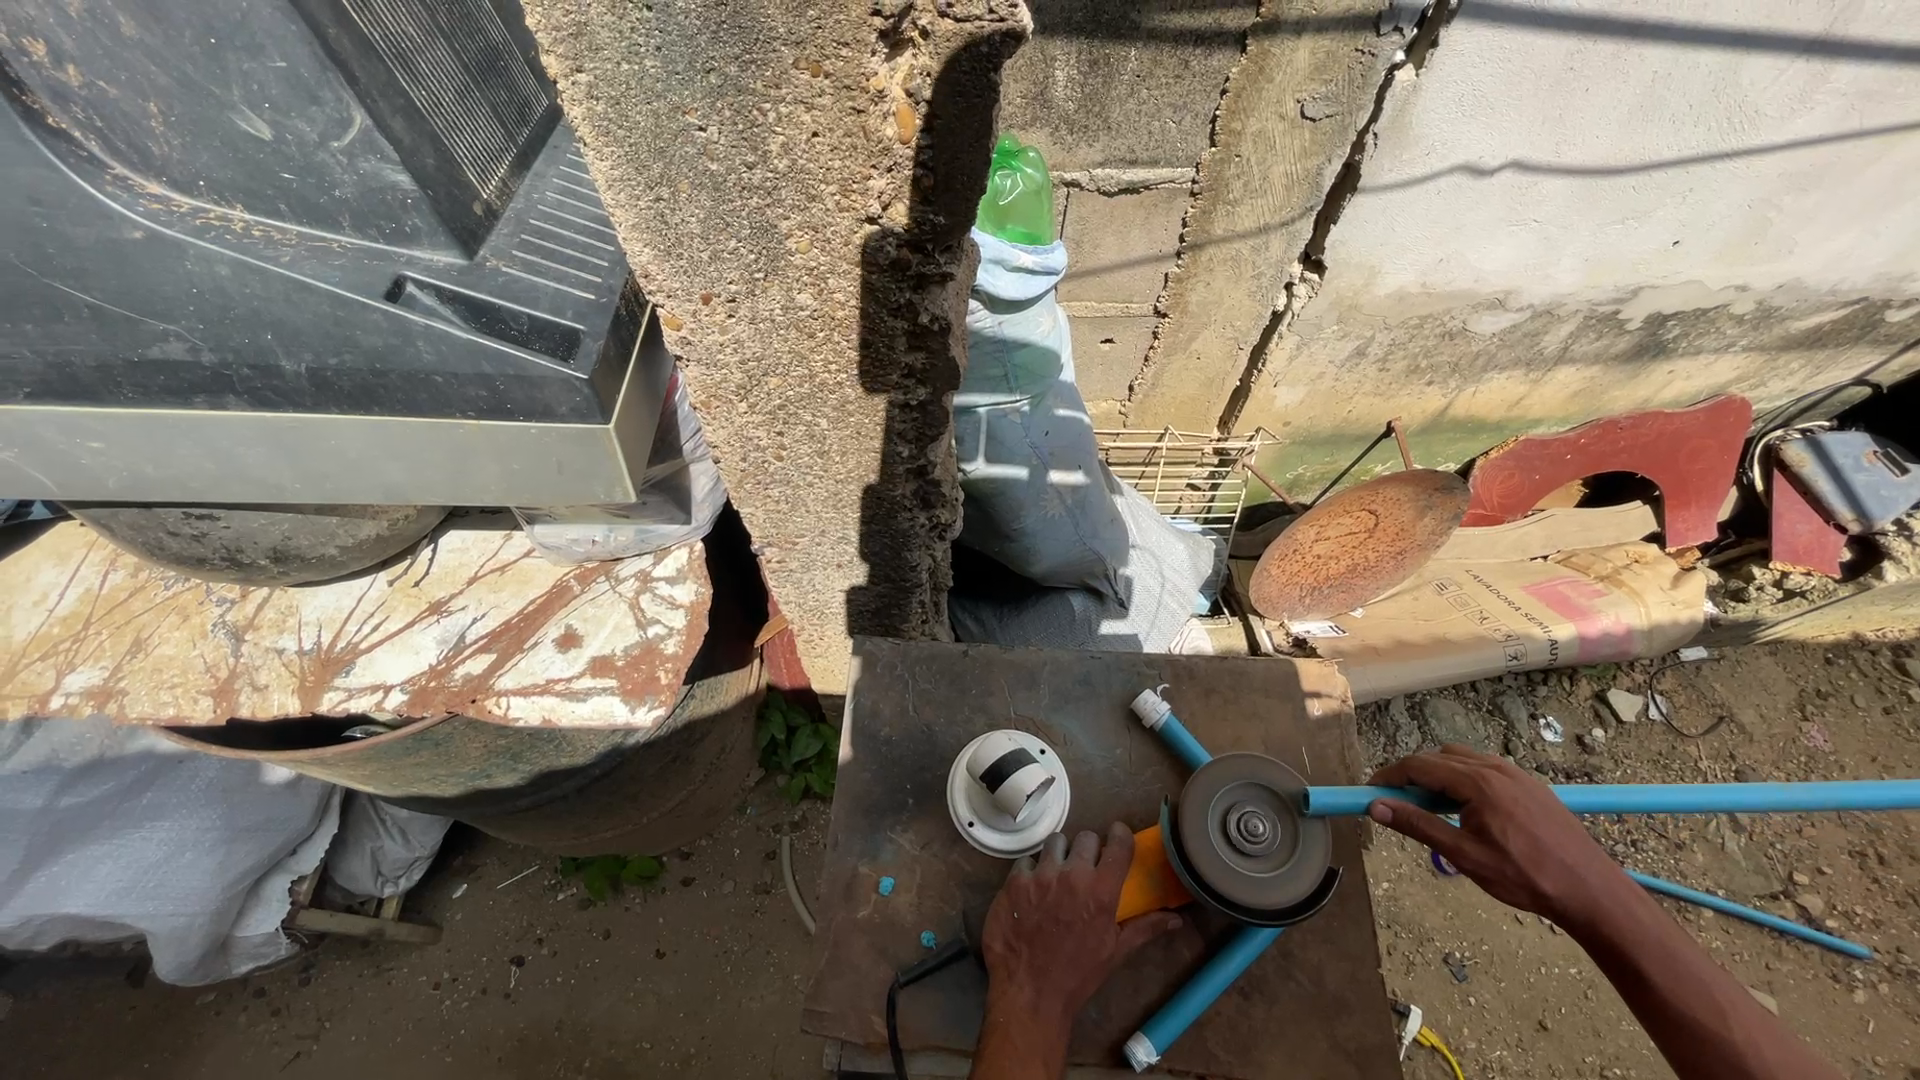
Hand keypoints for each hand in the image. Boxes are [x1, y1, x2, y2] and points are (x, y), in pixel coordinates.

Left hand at [980, 822, 1182, 1024]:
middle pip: (1085, 837)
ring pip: (1054, 843)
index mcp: (1102, 891)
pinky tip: (1031, 892)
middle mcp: (1072, 875)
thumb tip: (1177, 919)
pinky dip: (1030, 872)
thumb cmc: (1078, 975)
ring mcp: (1041, 875)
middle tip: (1084, 867)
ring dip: (1058, 855)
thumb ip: (1145, 928)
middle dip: (1088, 849)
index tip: (1117, 836)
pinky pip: (1026, 861)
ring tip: (1056, 875)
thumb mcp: (1115, 952)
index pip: (1118, 843)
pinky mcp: (1014, 881)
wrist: (1030, 992)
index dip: (1119, 835)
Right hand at [1366, 745, 1628, 927]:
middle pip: (1437, 758)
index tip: (1370, 793)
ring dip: (1437, 776)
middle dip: (1410, 775)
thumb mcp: (1464, 855)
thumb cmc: (1526, 877)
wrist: (1592, 892)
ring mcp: (1516, 774)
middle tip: (1396, 804)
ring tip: (1428, 808)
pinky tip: (1463, 809)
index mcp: (1479, 782)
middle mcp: (1496, 768)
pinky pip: (1484, 769)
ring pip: (1461, 760)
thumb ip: (1418, 825)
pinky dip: (1461, 780)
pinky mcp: (1530, 785)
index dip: (1389, 777)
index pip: (1419, 765)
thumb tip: (1376, 807)